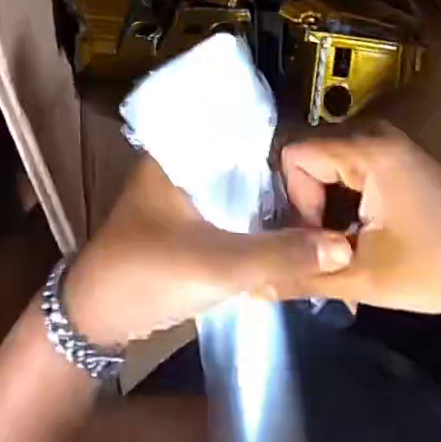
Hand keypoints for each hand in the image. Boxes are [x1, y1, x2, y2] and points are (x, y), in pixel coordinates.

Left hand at [61, 158, 353, 346]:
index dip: (267, 131)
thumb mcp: (217, 264)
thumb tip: (342, 246)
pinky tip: (281, 223)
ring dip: (262, 193)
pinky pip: (224, 207)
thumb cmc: (148, 273)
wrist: (99, 316)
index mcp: (172, 155)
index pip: (225, 124)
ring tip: (312, 197)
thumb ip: (278, 255)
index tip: (309, 143)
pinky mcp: (182, 223)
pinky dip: (249, 214)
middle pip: (232, 156)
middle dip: (272, 167)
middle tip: (321, 175)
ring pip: (230, 183)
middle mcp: (174, 166)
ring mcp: (177, 195)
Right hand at [281, 130, 440, 314]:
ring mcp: (382, 142)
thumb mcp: (367, 278)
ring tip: (343, 251)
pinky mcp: (390, 156)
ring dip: (324, 210)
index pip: (293, 158)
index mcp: (364, 149)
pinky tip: (356, 238)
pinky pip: (342, 170)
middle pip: (305, 161)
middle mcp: (368, 133)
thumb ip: (304, 277)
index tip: (322, 243)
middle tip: (328, 251)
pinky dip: (341, 204)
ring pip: (322, 168)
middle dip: (308, 209)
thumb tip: (249, 286)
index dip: (296, 202)